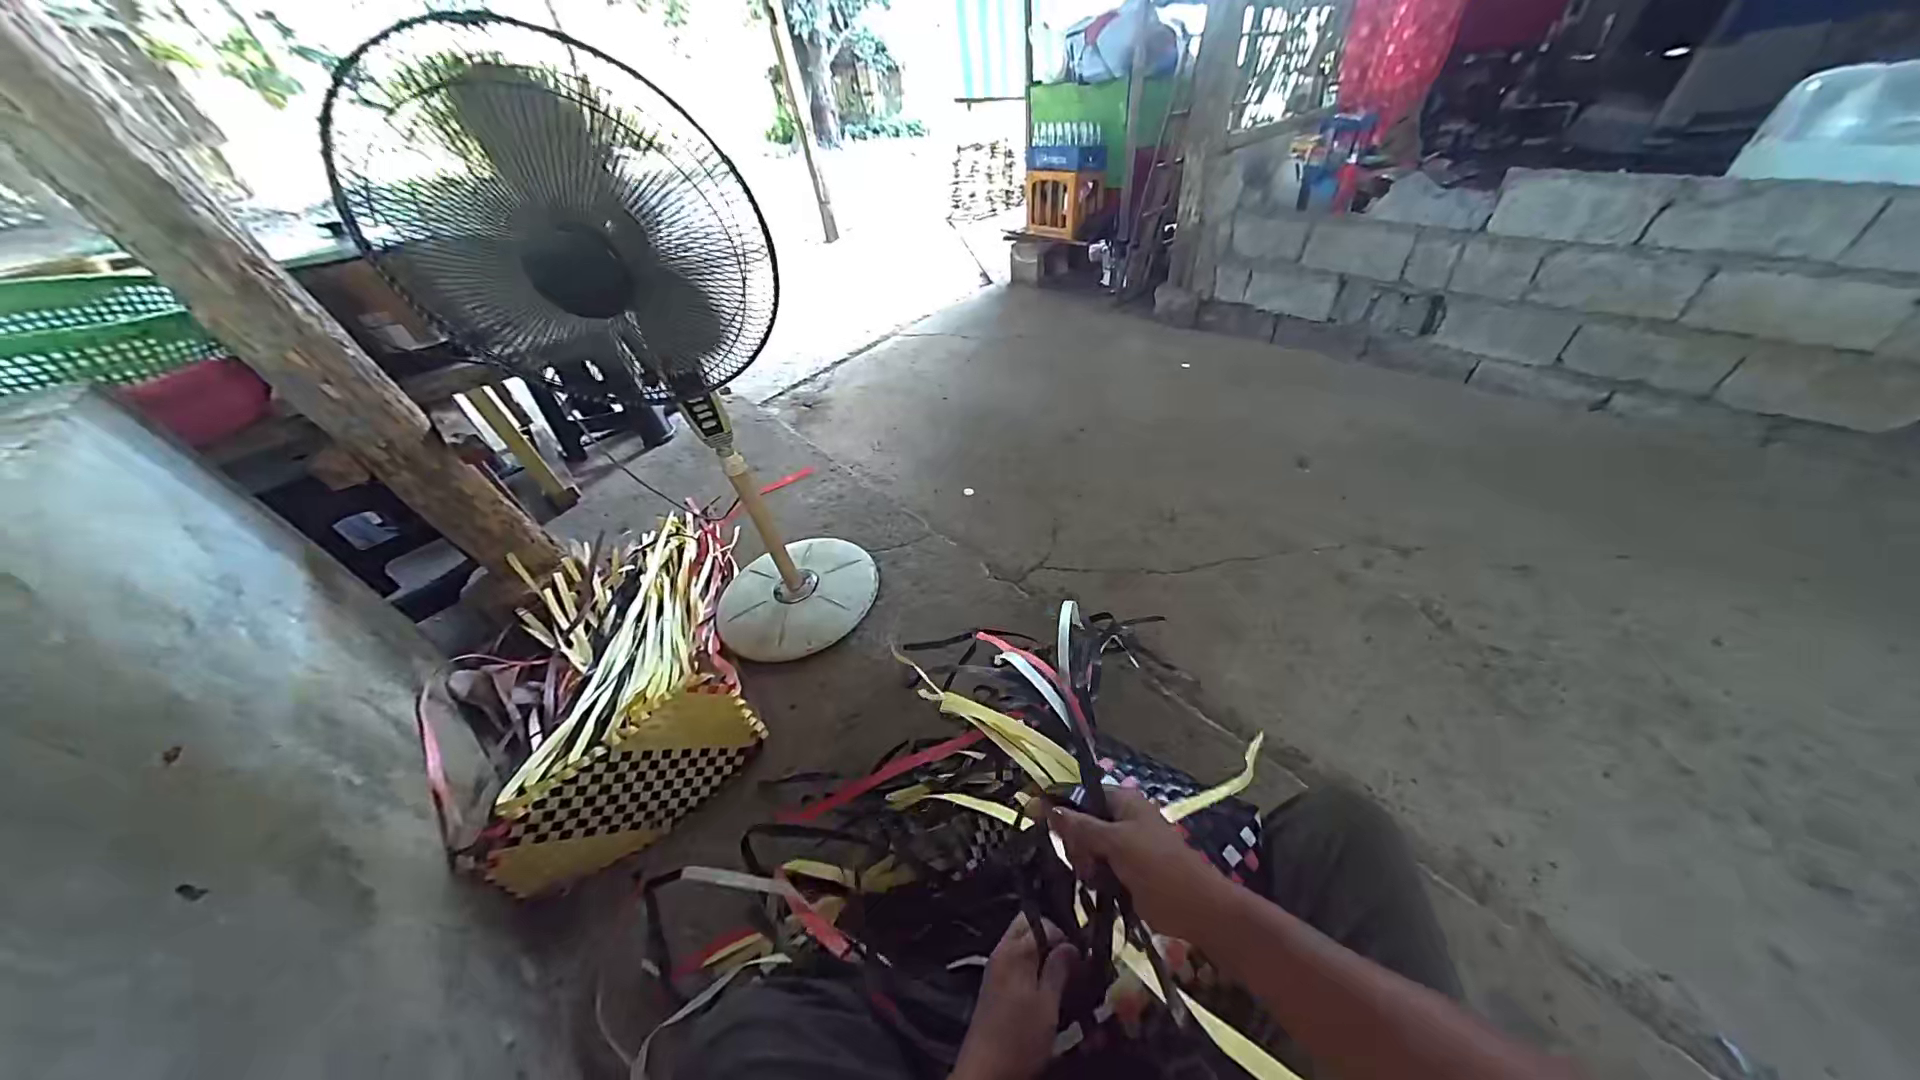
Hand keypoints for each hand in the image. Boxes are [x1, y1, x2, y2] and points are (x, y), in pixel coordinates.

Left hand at [951, 916, 1077, 1079]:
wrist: (984, 1072)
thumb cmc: (1018, 1040)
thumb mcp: (1047, 1006)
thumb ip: (1058, 970)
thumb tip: (1071, 947)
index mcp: (1014, 951)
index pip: (1042, 922)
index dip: (1064, 935)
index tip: (1080, 957)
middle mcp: (1002, 952)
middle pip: (1027, 925)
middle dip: (1050, 937)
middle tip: (1069, 962)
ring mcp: (995, 967)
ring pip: (1020, 942)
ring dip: (1041, 951)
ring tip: (1061, 977)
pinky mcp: (994, 984)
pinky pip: (1014, 960)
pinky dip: (1030, 965)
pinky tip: (1044, 989)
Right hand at [1048, 788, 1228, 943]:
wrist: (1199, 911)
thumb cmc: (1160, 869)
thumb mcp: (1117, 844)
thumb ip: (1080, 826)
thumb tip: (1046, 807)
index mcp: (1123, 801)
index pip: (1080, 794)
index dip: (1058, 805)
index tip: (1034, 818)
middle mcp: (1121, 818)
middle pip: (1079, 822)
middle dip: (1077, 844)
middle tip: (1087, 862)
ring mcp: (1123, 845)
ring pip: (1085, 848)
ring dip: (1086, 865)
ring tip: (1098, 880)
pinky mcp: (1124, 870)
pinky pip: (1096, 867)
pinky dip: (1095, 878)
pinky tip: (1102, 889)